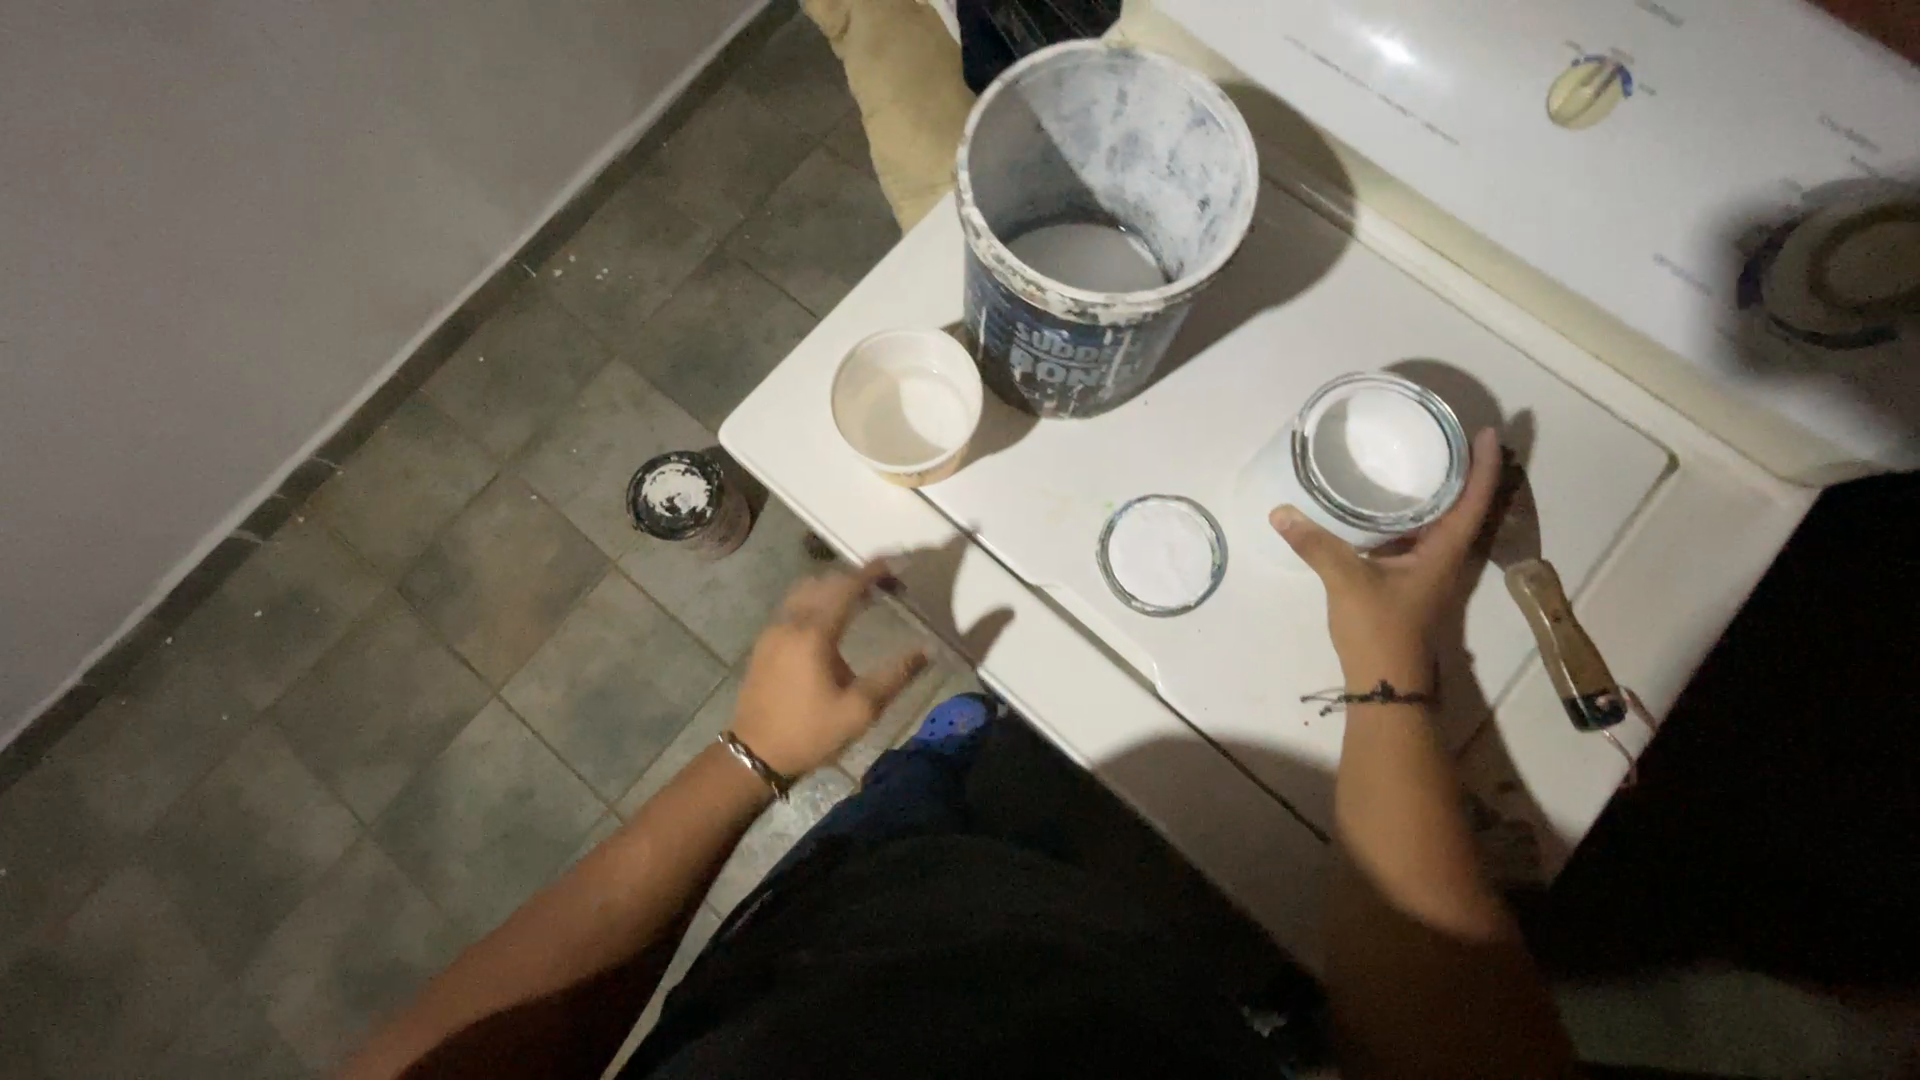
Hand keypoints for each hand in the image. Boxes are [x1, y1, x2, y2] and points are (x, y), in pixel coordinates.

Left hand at [731, 560, 930, 776]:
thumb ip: (896, 676)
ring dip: (834, 586)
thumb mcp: (860, 710)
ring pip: (805, 591)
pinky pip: (794, 606)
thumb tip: (927, 650)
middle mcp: (790, 622)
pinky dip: (817, 599)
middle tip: (886, 584)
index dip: (873, 572)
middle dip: (857, 576)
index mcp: (814, 633)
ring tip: (862, 597)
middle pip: (825, 582)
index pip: (847, 588)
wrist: (753, 755)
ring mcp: (773, 631)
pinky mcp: (765, 643)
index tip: (896, 564)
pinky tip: (833, 618)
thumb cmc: (810, 733)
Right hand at [1269, 427, 1500, 687]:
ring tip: (1412, 463)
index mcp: (1445, 551)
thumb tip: (1281, 511)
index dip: (1482, 465)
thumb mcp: (1347, 581)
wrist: (1387, 682)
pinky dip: (1406, 518)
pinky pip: (1416, 539)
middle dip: (1459, 472)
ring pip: (1439, 525)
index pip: (1474, 499)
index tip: (1482, 431)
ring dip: (1434, 496)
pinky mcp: (1409, 583)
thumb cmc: (1381, 629)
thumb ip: (1316, 544)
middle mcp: (1445, 558)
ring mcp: (1428, 573)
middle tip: (1442, 437)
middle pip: (1463, 507)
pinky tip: (1379, 510)